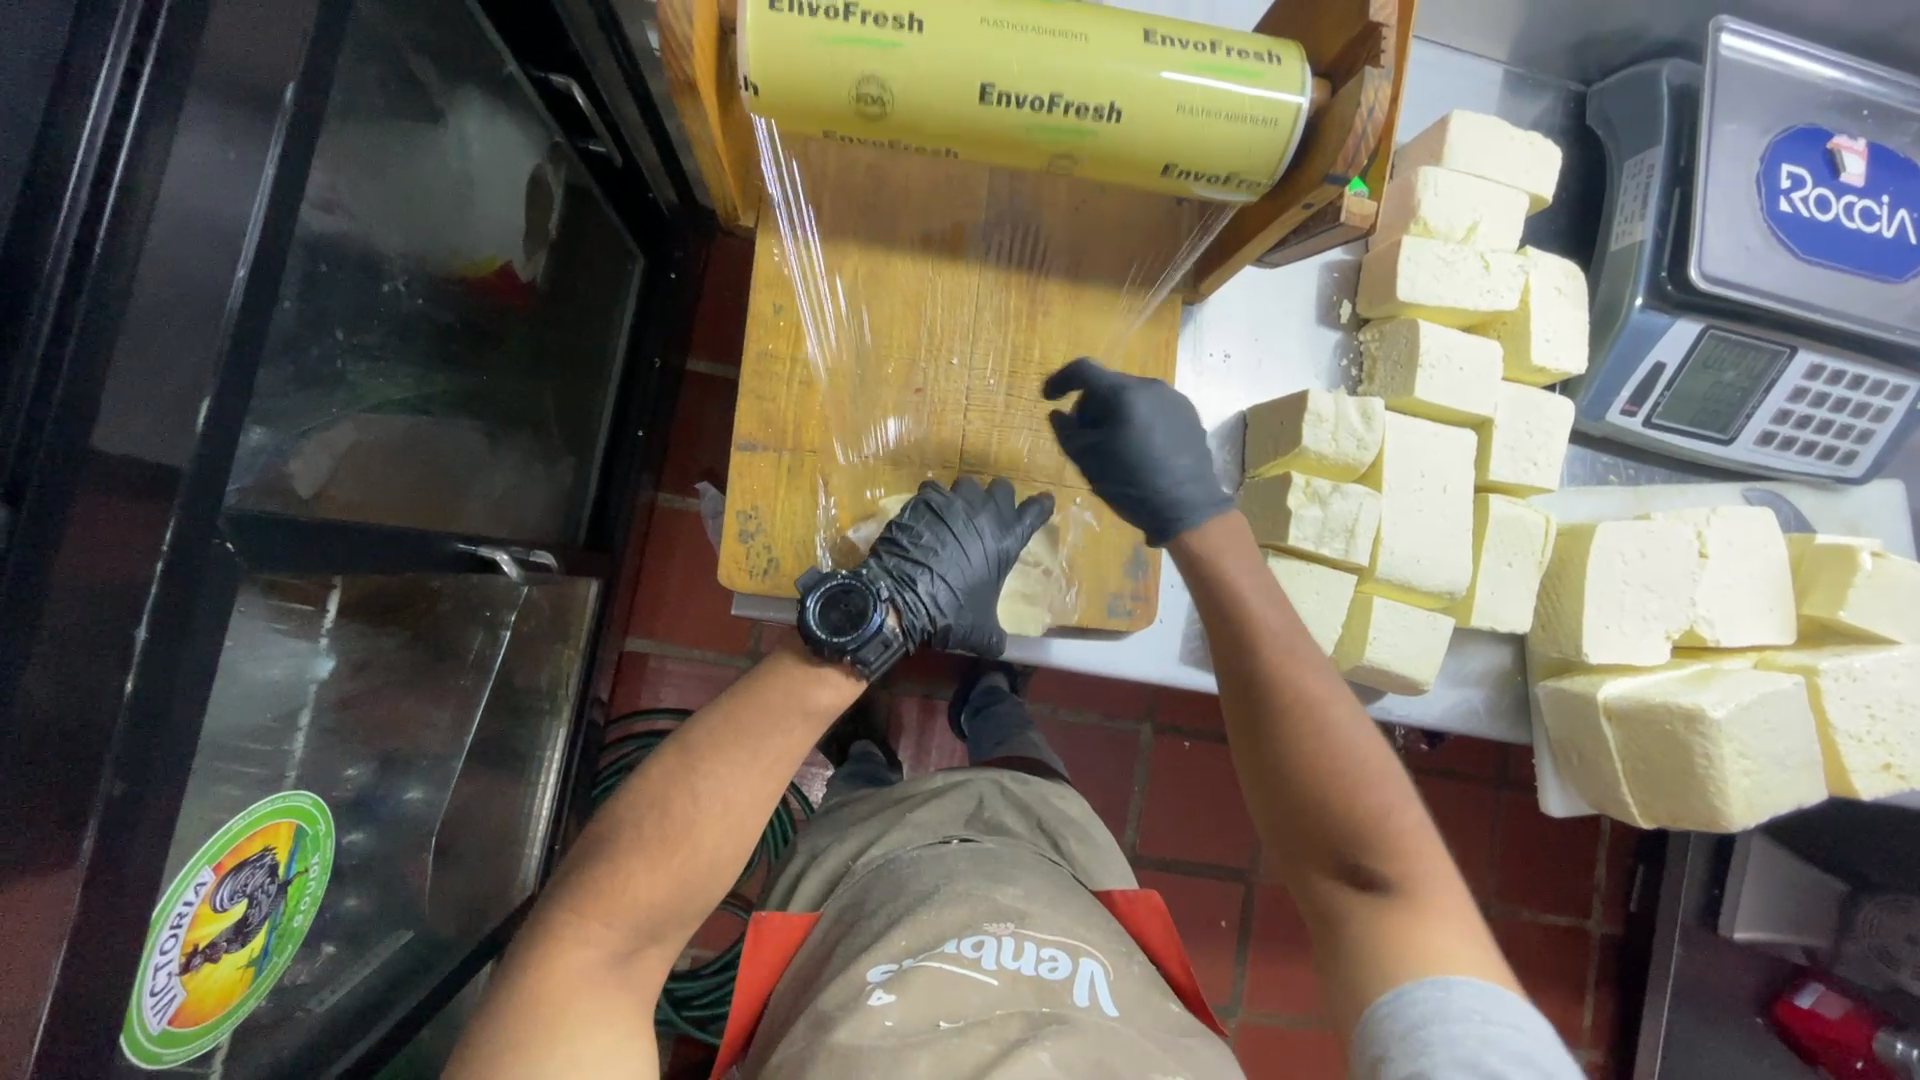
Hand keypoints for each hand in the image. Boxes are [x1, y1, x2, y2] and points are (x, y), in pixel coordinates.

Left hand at [862, 477, 1052, 657]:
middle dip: (997, 498)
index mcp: (1007, 541)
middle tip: (988, 515)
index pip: (1036, 512)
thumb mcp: (982, 632)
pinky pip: (933, 491)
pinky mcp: (924, 501)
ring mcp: (953, 504)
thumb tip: (1000, 647)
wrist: (901, 598)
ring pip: (967, 484)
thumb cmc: (949, 613)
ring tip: (954, 514)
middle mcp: (985, 515)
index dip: (1041, 506)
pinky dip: (931, 502)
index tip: (1043, 502)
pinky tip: (925, 517)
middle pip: (1002, 488)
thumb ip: (996, 635)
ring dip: (964, 497)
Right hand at [1044, 357, 1231, 546]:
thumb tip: (1058, 413)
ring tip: (1113, 446)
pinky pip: (1152, 408)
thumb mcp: (1087, 461)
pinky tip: (1138, 450)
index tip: (1049, 398)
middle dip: (1090, 406)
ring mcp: (1174, 398)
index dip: (1060, 380)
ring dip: (1114, 414)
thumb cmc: (1130, 484)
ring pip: (1131, 397)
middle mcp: (1150, 387)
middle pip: (1108, 384)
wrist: (1186, 508)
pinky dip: (1137, 421)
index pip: (1083, 369)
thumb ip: (1066, 431)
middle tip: (1084, 437)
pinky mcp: (1189, 414)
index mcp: (1123, 393)